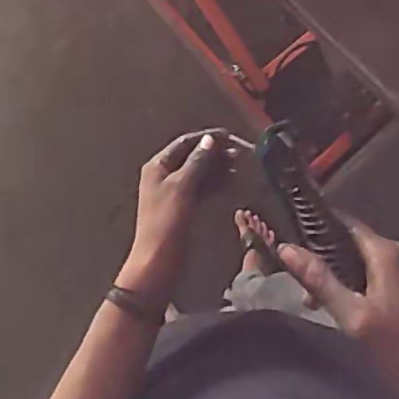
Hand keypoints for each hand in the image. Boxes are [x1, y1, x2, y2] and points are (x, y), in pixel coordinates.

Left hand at [117, 130, 247, 304]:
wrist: (158, 262)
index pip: (185, 143)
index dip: (207, 138)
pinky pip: (202, 189)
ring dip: (218, 167)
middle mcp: (165, 175)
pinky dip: (216, 183)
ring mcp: (175, 192)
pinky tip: (232, 181)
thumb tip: (210, 139)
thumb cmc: (166, 221)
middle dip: (216, 153)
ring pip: (200, 172)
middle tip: (240, 153)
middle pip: (193, 156)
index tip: (231, 136)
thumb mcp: (181, 187)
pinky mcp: (185, 207)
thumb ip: (196, 162)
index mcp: (158, 166)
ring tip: (239, 165)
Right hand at [276, 216, 398, 398]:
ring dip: (336, 275)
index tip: (287, 237)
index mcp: (387, 251)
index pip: (342, 221)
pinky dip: (354, 285)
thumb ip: (320, 280)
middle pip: (350, 241)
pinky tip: (341, 308)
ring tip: (314, 301)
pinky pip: (374, 275)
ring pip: (360, 260)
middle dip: (322, 258)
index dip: (313, 227)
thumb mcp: (355, 319)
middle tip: (298, 282)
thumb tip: (285, 247)